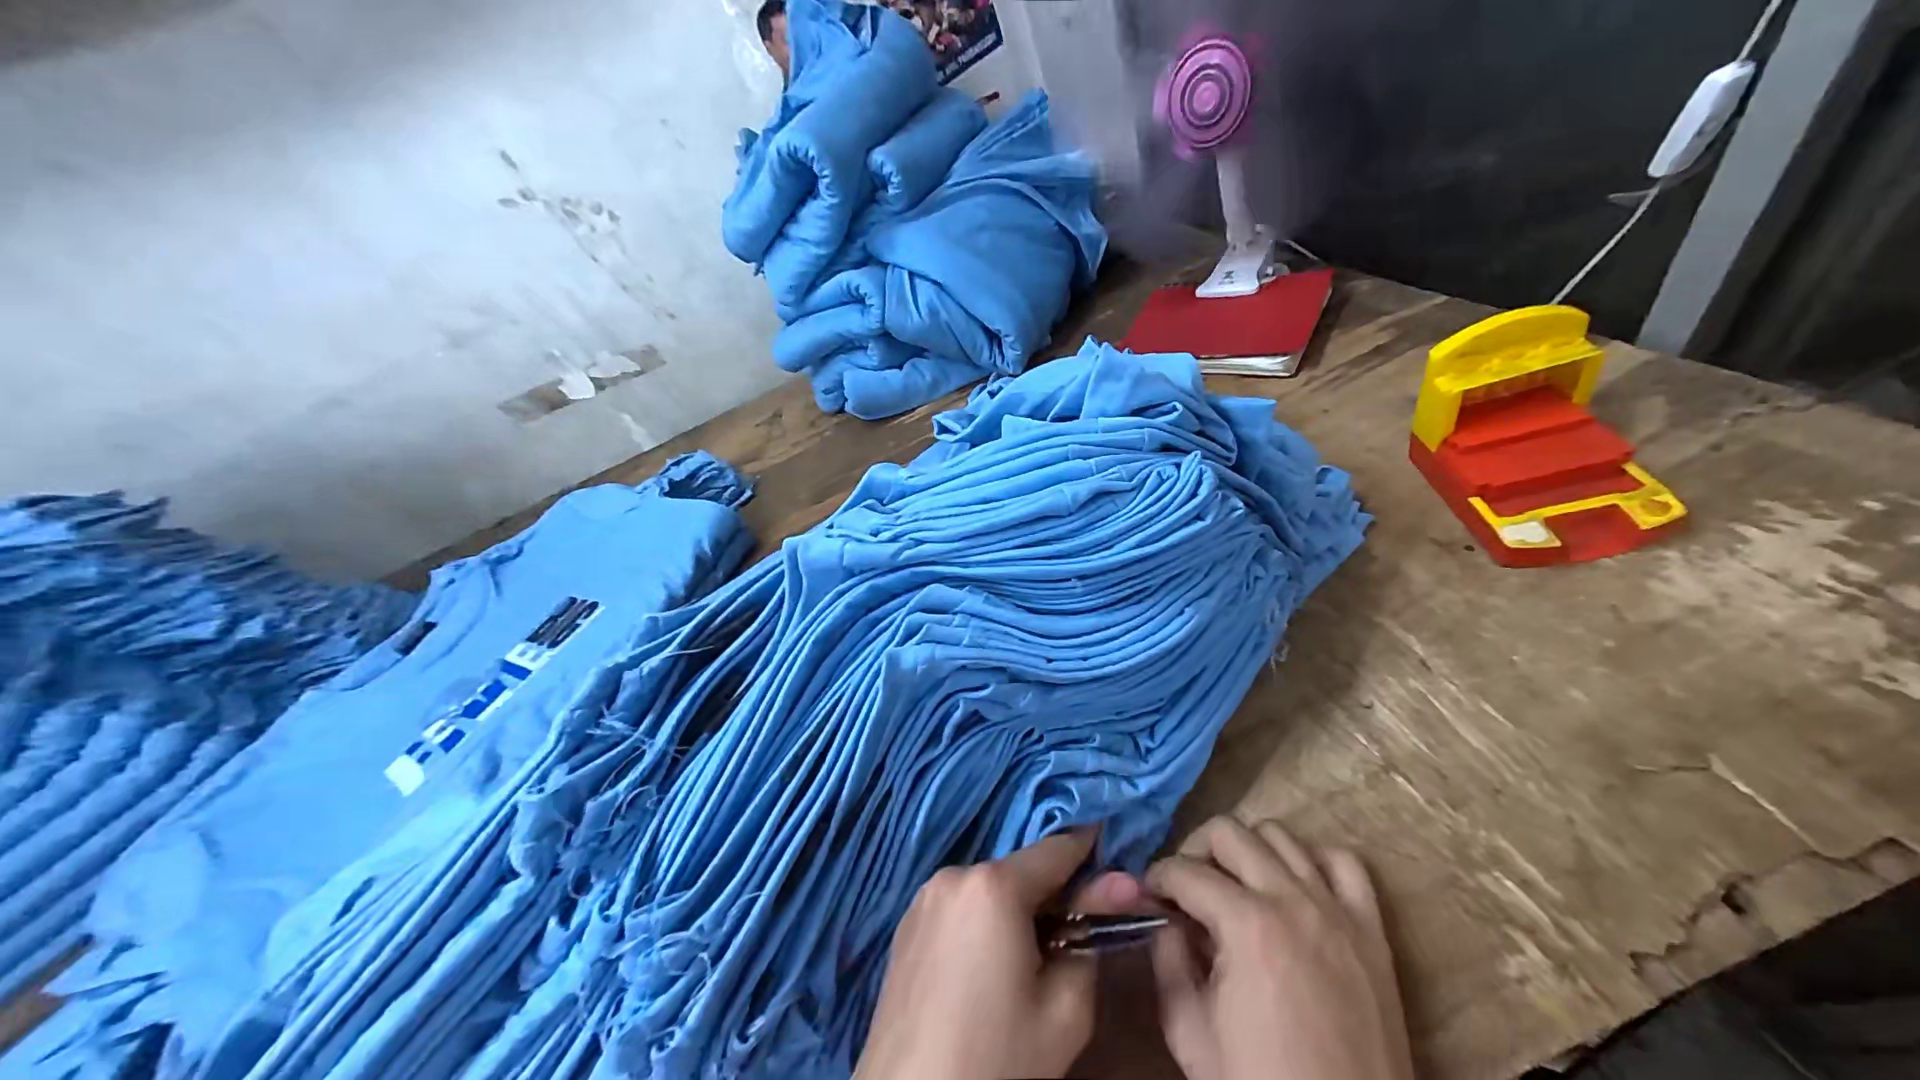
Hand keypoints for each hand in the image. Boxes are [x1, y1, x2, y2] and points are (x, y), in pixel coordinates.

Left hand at [855, 828, 1145, 1079]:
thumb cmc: (996, 1057)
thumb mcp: (1066, 1010)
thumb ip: (1091, 938)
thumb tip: (1117, 889)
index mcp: (993, 885)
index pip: (1057, 848)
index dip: (1091, 854)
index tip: (1116, 867)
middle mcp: (953, 875)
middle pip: (1021, 869)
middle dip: (1052, 894)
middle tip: (1074, 938)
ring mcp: (923, 897)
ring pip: (989, 888)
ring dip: (1016, 909)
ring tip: (1028, 963)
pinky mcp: (906, 924)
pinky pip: (960, 906)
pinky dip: (983, 921)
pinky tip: (987, 969)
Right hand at [1147, 817, 1413, 1079]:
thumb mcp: (1189, 1028)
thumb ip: (1168, 959)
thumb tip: (1166, 919)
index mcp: (1246, 924)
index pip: (1183, 870)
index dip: (1155, 878)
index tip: (1148, 896)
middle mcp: (1292, 900)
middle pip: (1229, 832)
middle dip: (1195, 851)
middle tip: (1187, 888)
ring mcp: (1337, 910)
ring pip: (1281, 834)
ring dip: (1249, 851)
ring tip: (1237, 886)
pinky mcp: (1372, 929)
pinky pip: (1343, 862)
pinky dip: (1312, 861)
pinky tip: (1294, 887)